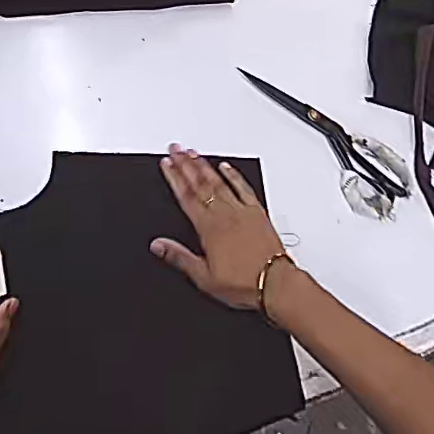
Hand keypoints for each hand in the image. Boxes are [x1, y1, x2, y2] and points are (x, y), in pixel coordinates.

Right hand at [150, 144, 295, 310]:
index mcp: (208, 228)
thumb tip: (158, 245)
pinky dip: (233, 175)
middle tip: (176, 149)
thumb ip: (179, 257)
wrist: (275, 284)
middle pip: (200, 184)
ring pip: (218, 182)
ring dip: (204, 166)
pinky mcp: (257, 213)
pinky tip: (226, 167)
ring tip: (193, 153)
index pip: (186, 196)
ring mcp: (241, 211)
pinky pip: (243, 188)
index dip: (174, 178)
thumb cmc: (243, 282)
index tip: (167, 164)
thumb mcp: (203, 277)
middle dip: (185, 164)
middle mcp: (224, 215)